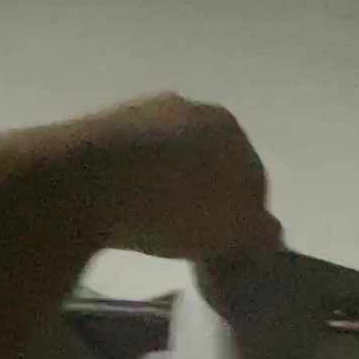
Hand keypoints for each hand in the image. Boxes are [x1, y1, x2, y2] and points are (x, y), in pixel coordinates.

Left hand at [76, 94, 281, 264]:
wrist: (89, 182)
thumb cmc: (178, 208)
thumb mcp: (236, 233)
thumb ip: (263, 234)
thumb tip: (268, 233)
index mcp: (232, 128)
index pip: (255, 181)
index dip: (248, 221)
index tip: (233, 251)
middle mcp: (193, 107)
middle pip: (214, 166)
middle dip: (211, 201)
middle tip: (200, 241)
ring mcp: (145, 110)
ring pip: (175, 161)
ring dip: (175, 191)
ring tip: (163, 228)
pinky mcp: (104, 124)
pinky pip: (138, 162)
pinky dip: (142, 185)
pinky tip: (133, 211)